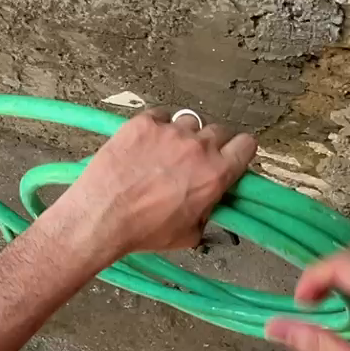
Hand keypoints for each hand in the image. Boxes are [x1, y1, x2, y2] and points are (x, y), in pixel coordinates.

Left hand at [45, 108, 256, 261]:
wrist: (102, 216)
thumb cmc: (144, 231)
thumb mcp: (189, 234)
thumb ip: (208, 211)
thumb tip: (209, 201)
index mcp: (216, 174)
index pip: (247, 145)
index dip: (240, 150)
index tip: (231, 156)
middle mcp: (198, 147)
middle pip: (219, 131)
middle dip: (211, 144)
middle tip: (194, 160)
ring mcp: (170, 131)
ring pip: (189, 121)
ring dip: (184, 134)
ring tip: (166, 152)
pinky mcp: (144, 123)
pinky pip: (160, 116)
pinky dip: (157, 127)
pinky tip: (145, 144)